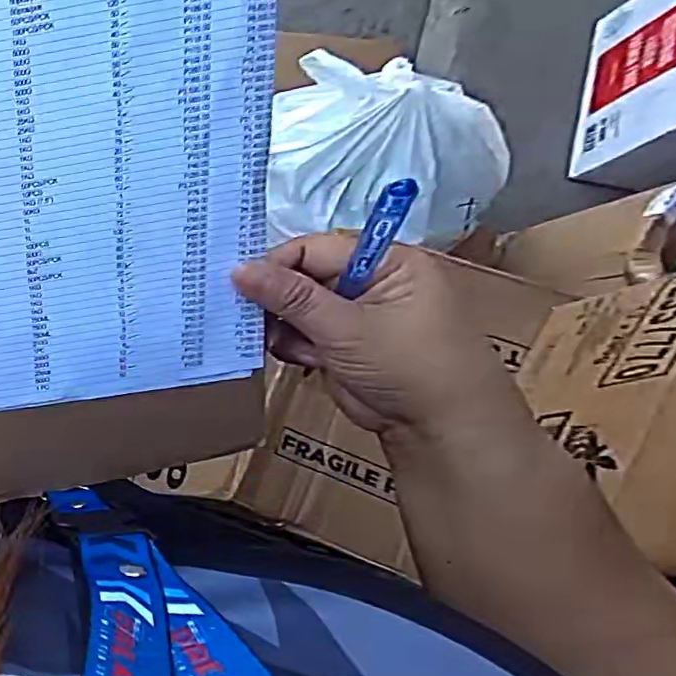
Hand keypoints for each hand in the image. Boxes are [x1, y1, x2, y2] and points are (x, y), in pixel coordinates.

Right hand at [231, 234, 526, 439]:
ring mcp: (351, 312)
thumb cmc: (408, 366)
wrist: (438, 426)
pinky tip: (303, 359)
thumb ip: (290, 297)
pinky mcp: (337, 340)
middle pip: (298, 277)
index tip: (242, 289)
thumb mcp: (346, 327)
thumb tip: (237, 269)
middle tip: (254, 322)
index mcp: (385, 263)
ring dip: (281, 328)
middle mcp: (367, 281)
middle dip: (275, 302)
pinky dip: (290, 344)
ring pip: (291, 307)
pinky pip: (296, 331)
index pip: (312, 249)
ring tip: (291, 348)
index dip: (275, 266)